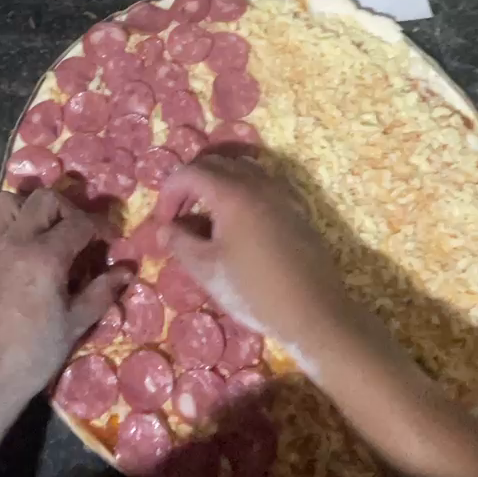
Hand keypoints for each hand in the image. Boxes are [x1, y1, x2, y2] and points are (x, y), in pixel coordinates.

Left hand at [0, 188, 132, 407]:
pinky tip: (10, 244)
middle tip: (78, 234)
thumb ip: (102, 291)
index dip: (100, 228)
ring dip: (28, 209)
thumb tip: (127, 270)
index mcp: (44, 256)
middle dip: (67, 210)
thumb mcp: (75, 324)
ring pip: (6, 201)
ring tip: (41, 232)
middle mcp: (14, 241)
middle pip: (44, 200)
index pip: (79, 224)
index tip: (109, 240)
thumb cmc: (34, 355)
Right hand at [150, 157, 362, 361]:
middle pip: (215, 164)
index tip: (164, 221)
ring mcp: (281, 193)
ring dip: (217, 183)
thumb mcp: (207, 270)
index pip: (190, 173)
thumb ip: (180, 242)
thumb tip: (165, 229)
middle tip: (179, 215)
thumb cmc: (254, 291)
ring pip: (241, 169)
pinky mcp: (296, 208)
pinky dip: (242, 191)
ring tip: (207, 216)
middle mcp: (257, 183)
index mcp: (232, 193)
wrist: (314, 312)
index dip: (169, 192)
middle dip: (190, 184)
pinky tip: (238, 223)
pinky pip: (262, 184)